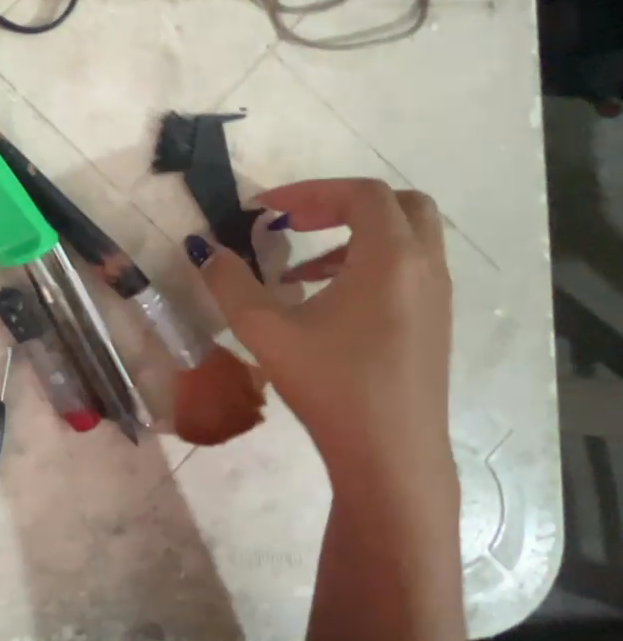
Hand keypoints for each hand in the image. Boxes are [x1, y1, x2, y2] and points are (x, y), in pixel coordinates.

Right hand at [191, 179, 453, 496]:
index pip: (362, 194)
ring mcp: (435, 296)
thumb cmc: (328, 382)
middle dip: (339, 203)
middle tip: (289, 221)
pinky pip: (404, 268)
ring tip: (294, 265)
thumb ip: (229, 282)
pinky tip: (318, 298)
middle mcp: (424, 268)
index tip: (261, 210)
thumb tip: (205, 249)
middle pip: (398, 205)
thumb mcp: (263, 329)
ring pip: (404, 237)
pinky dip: (363, 262)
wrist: (389, 449)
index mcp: (389, 260)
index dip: (309, 190)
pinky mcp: (431, 321)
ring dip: (350, 234)